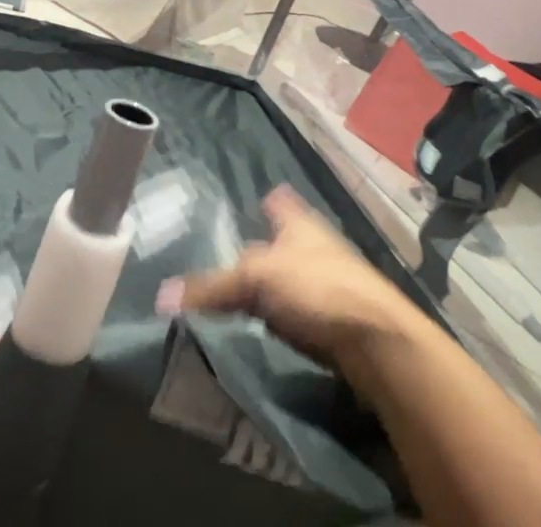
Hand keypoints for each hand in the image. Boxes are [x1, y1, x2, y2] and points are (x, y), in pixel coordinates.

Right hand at [156, 185, 422, 364]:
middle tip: (230, 252)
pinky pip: (296, 313)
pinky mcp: (333, 322)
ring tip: (239, 292)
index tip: (261, 196)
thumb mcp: (255, 280)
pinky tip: (263, 325)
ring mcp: (328, 286)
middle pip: (284, 243)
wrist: (379, 344)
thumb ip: (211, 287)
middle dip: (263, 246)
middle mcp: (315, 250)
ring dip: (271, 286)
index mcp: (300, 226)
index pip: (281, 204)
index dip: (270, 201)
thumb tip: (161, 296)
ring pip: (290, 280)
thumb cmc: (319, 289)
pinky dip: (279, 316)